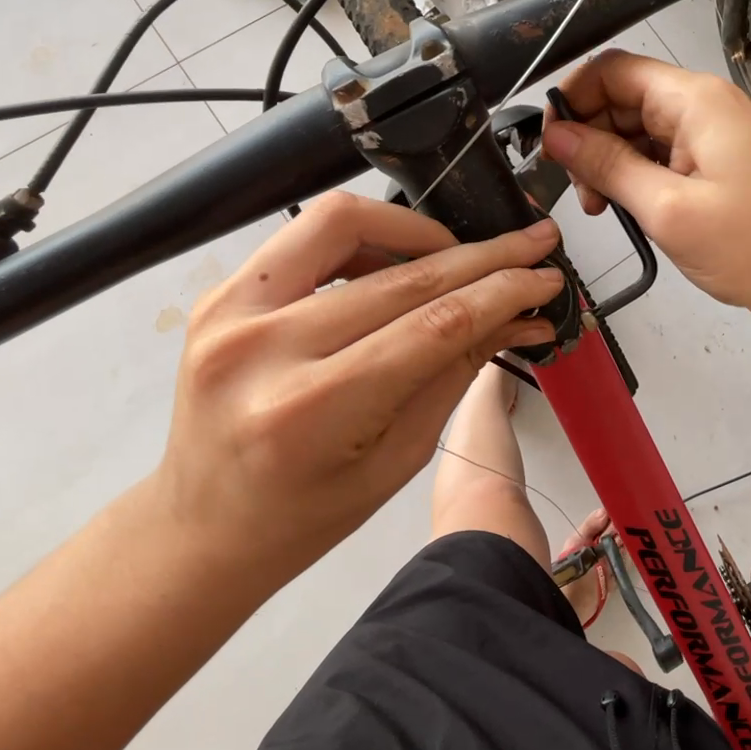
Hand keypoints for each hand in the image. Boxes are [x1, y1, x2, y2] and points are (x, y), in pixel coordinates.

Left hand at [152, 192, 562, 581]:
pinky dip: (366, 236)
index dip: (503, 292)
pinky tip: (399, 263)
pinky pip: (307, 234)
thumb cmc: (308, 512)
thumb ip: (459, 370)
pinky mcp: (222, 294)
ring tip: (461, 255)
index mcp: (312, 409)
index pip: (435, 324)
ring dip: (420, 230)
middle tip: (532, 244)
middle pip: (405, 276)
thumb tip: (524, 316)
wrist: (204, 527)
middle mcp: (263, 349)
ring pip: (345, 222)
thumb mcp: (401, 453)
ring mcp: (230, 313)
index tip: (546, 276)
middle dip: (484, 256)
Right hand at [542, 51, 750, 331]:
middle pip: (624, 98)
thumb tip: (557, 136)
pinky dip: (638, 176)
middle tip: (582, 193)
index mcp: (695, 100)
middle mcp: (705, 106)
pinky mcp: (718, 162)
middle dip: (590, 138)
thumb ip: (607, 166)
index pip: (613, 69)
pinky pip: (663, 154)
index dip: (574, 99)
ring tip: (604, 208)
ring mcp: (714, 134)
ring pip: (639, 129)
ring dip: (611, 163)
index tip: (550, 145)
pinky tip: (629, 209)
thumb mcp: (667, 209)